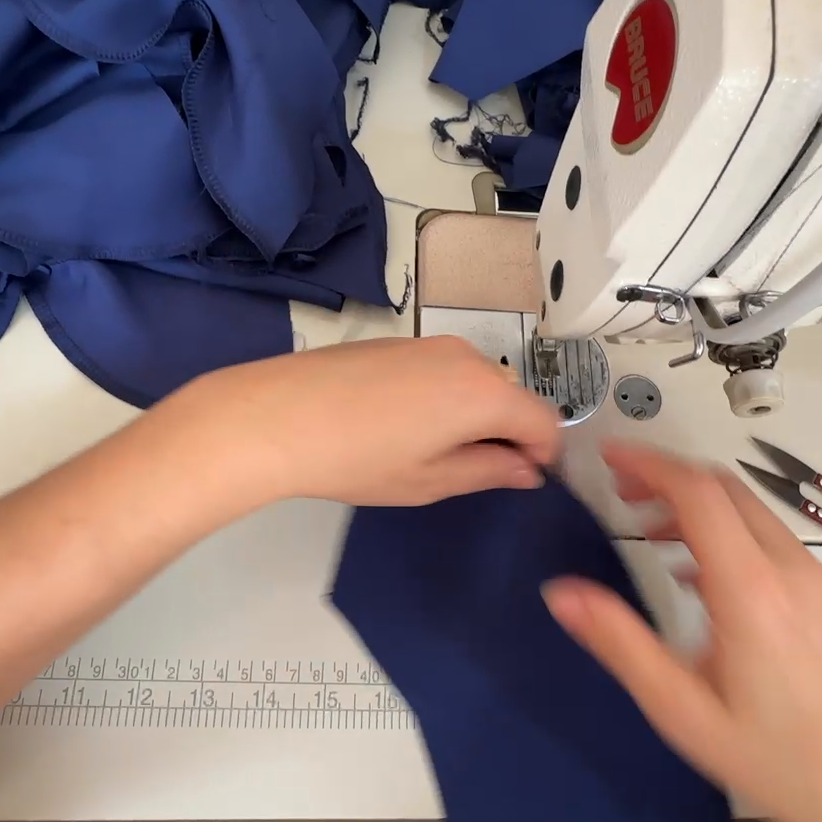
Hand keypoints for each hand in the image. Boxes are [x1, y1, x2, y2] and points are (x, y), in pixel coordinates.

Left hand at [158, 336, 561, 507]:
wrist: (277, 414)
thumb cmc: (358, 458)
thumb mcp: (430, 480)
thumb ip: (489, 471)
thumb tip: (526, 469)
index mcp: (485, 393)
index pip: (544, 421)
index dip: (543, 454)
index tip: (522, 479)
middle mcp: (466, 357)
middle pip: (512, 396)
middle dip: (508, 432)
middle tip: (473, 470)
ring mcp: (430, 343)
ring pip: (477, 380)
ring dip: (475, 413)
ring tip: (430, 448)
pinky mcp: (399, 341)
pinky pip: (444, 369)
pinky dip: (445, 395)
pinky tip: (401, 422)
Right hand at [542, 441, 821, 821]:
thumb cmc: (773, 757)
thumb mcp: (680, 707)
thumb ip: (618, 642)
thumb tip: (559, 592)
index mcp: (750, 588)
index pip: (698, 493)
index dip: (649, 464)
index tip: (608, 456)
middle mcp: (790, 569)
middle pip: (725, 489)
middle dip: (668, 476)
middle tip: (620, 490)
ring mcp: (818, 580)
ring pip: (750, 511)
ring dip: (696, 504)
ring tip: (649, 531)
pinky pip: (770, 539)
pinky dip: (725, 531)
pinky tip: (698, 574)